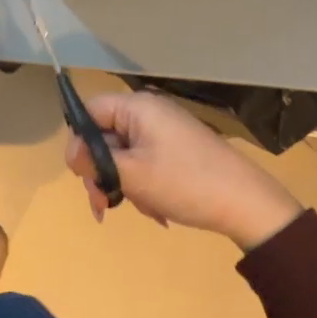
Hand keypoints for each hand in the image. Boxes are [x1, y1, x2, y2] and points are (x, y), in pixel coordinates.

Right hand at [66, 91, 305, 250]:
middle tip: (103, 207)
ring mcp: (164, 131)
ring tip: (140, 210)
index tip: (81, 176)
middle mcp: (149, 112)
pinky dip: (143, 185)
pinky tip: (156, 210)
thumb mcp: (133, 174)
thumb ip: (96, 162)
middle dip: (101, 172)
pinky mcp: (176, 149)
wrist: (246, 202)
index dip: (79, 142)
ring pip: (124, 153)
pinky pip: (144, 162)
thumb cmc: (185, 183)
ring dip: (124, 184)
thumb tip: (70, 154)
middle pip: (105, 135)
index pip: (90, 111)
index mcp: (137, 107)